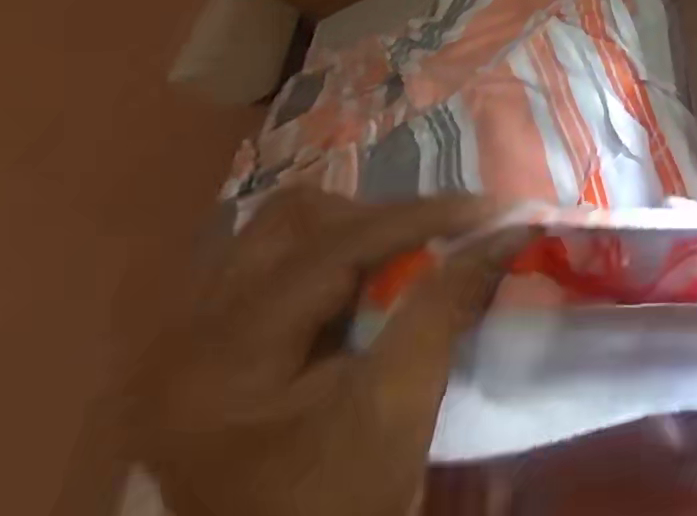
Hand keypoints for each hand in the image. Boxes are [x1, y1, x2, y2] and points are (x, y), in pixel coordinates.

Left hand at [133, 187, 524, 515]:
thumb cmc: (339, 509)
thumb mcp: (398, 408)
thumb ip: (446, 305)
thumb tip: (507, 232)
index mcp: (225, 353)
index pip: (334, 247)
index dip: (421, 218)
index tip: (491, 209)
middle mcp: (189, 330)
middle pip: (292, 221)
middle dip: (377, 219)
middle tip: (440, 238)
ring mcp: (192, 338)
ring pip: (282, 235)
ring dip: (353, 233)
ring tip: (407, 257)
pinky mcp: (211, 348)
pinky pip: (275, 266)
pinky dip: (332, 259)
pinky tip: (367, 286)